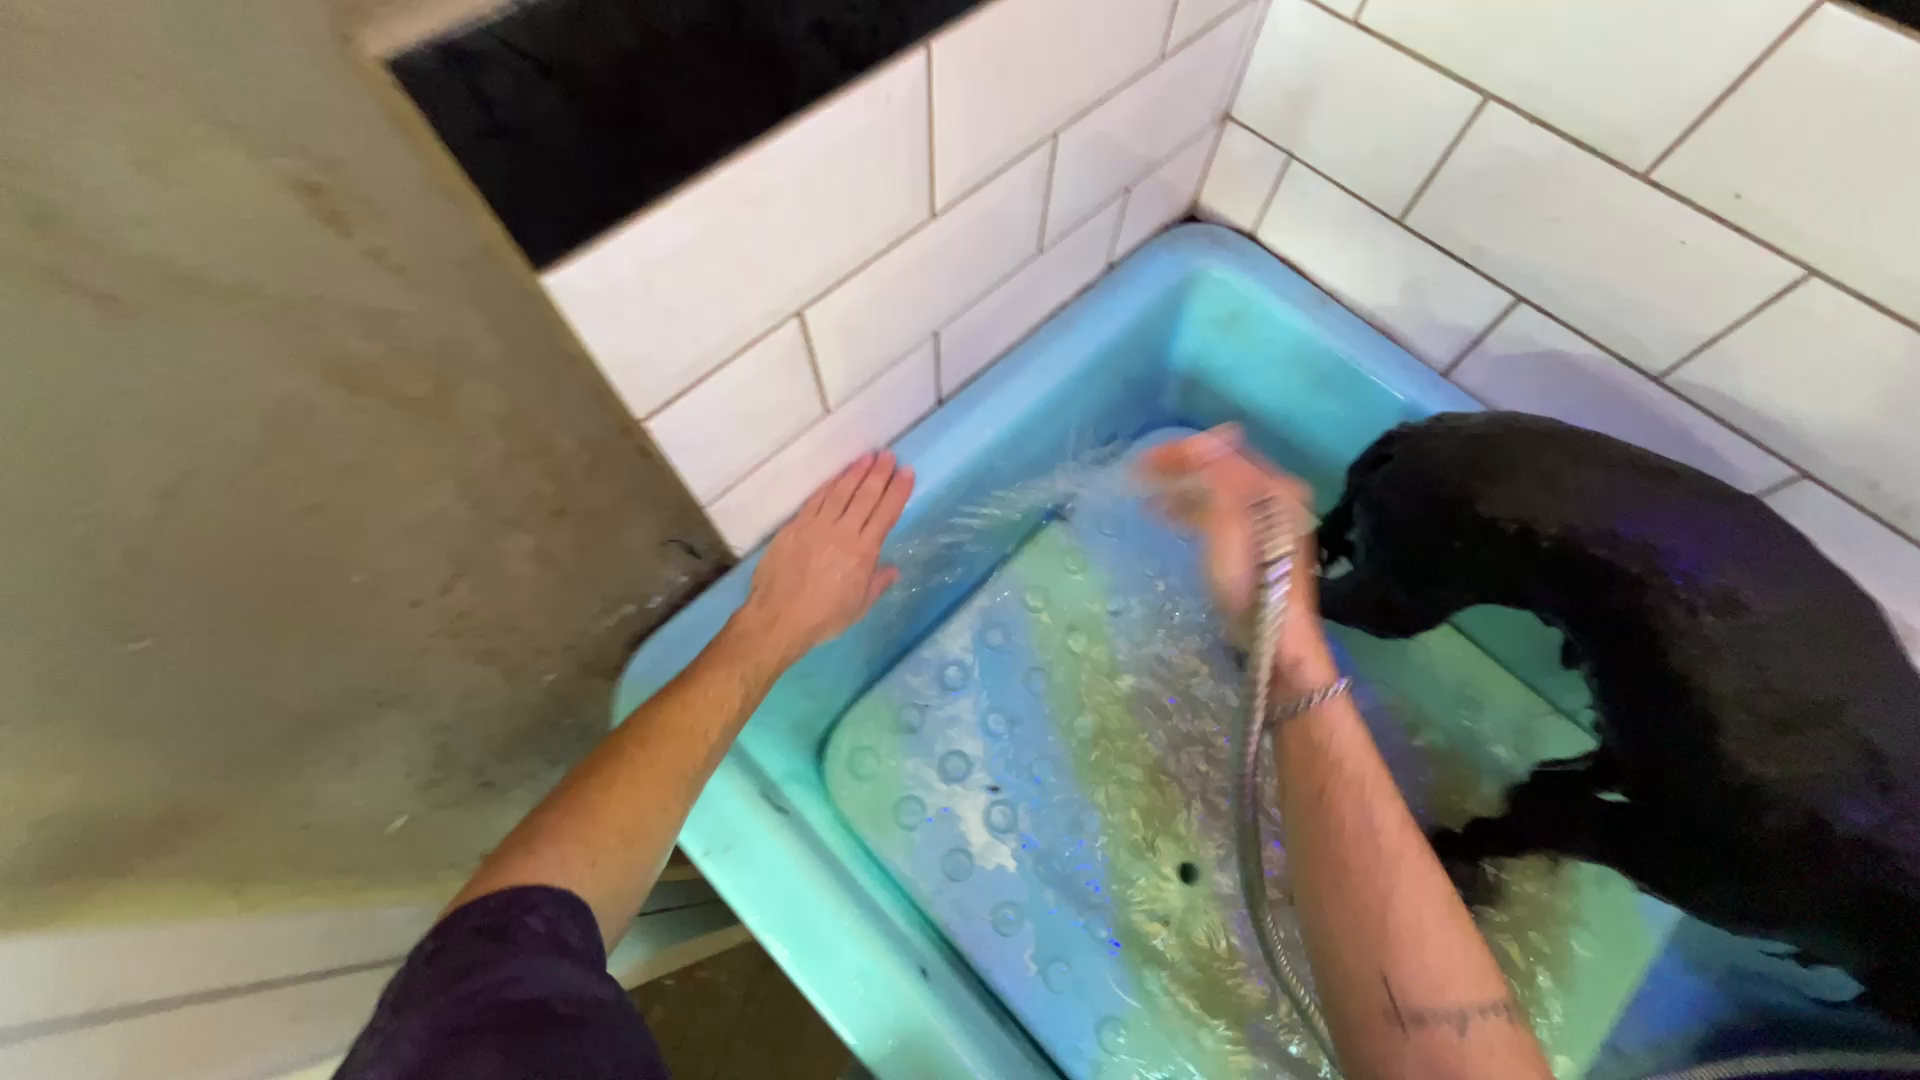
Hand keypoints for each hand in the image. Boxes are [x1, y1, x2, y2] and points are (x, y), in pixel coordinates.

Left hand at [731, 450, 914, 667]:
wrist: (779, 618)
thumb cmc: (824, 618)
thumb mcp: (859, 606)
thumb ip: (877, 583)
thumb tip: (892, 569)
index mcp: (863, 552)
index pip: (886, 513)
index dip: (898, 491)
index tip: (907, 472)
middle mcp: (842, 532)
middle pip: (865, 496)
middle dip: (879, 474)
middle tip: (889, 455)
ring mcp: (816, 526)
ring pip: (840, 492)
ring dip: (855, 473)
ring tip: (867, 457)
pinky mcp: (795, 527)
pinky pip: (815, 500)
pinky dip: (828, 485)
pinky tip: (837, 477)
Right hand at [1136, 425, 1337, 692]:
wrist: (1273, 635)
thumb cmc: (1247, 579)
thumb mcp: (1228, 521)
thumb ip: (1216, 475)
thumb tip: (1197, 443)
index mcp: (1273, 485)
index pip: (1221, 448)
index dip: (1180, 450)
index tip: (1141, 463)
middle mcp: (1275, 495)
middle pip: (1218, 465)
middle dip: (1178, 466)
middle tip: (1138, 476)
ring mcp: (1267, 519)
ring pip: (1215, 488)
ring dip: (1180, 486)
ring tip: (1148, 498)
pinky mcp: (1255, 542)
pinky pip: (1217, 508)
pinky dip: (1191, 506)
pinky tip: (1168, 516)